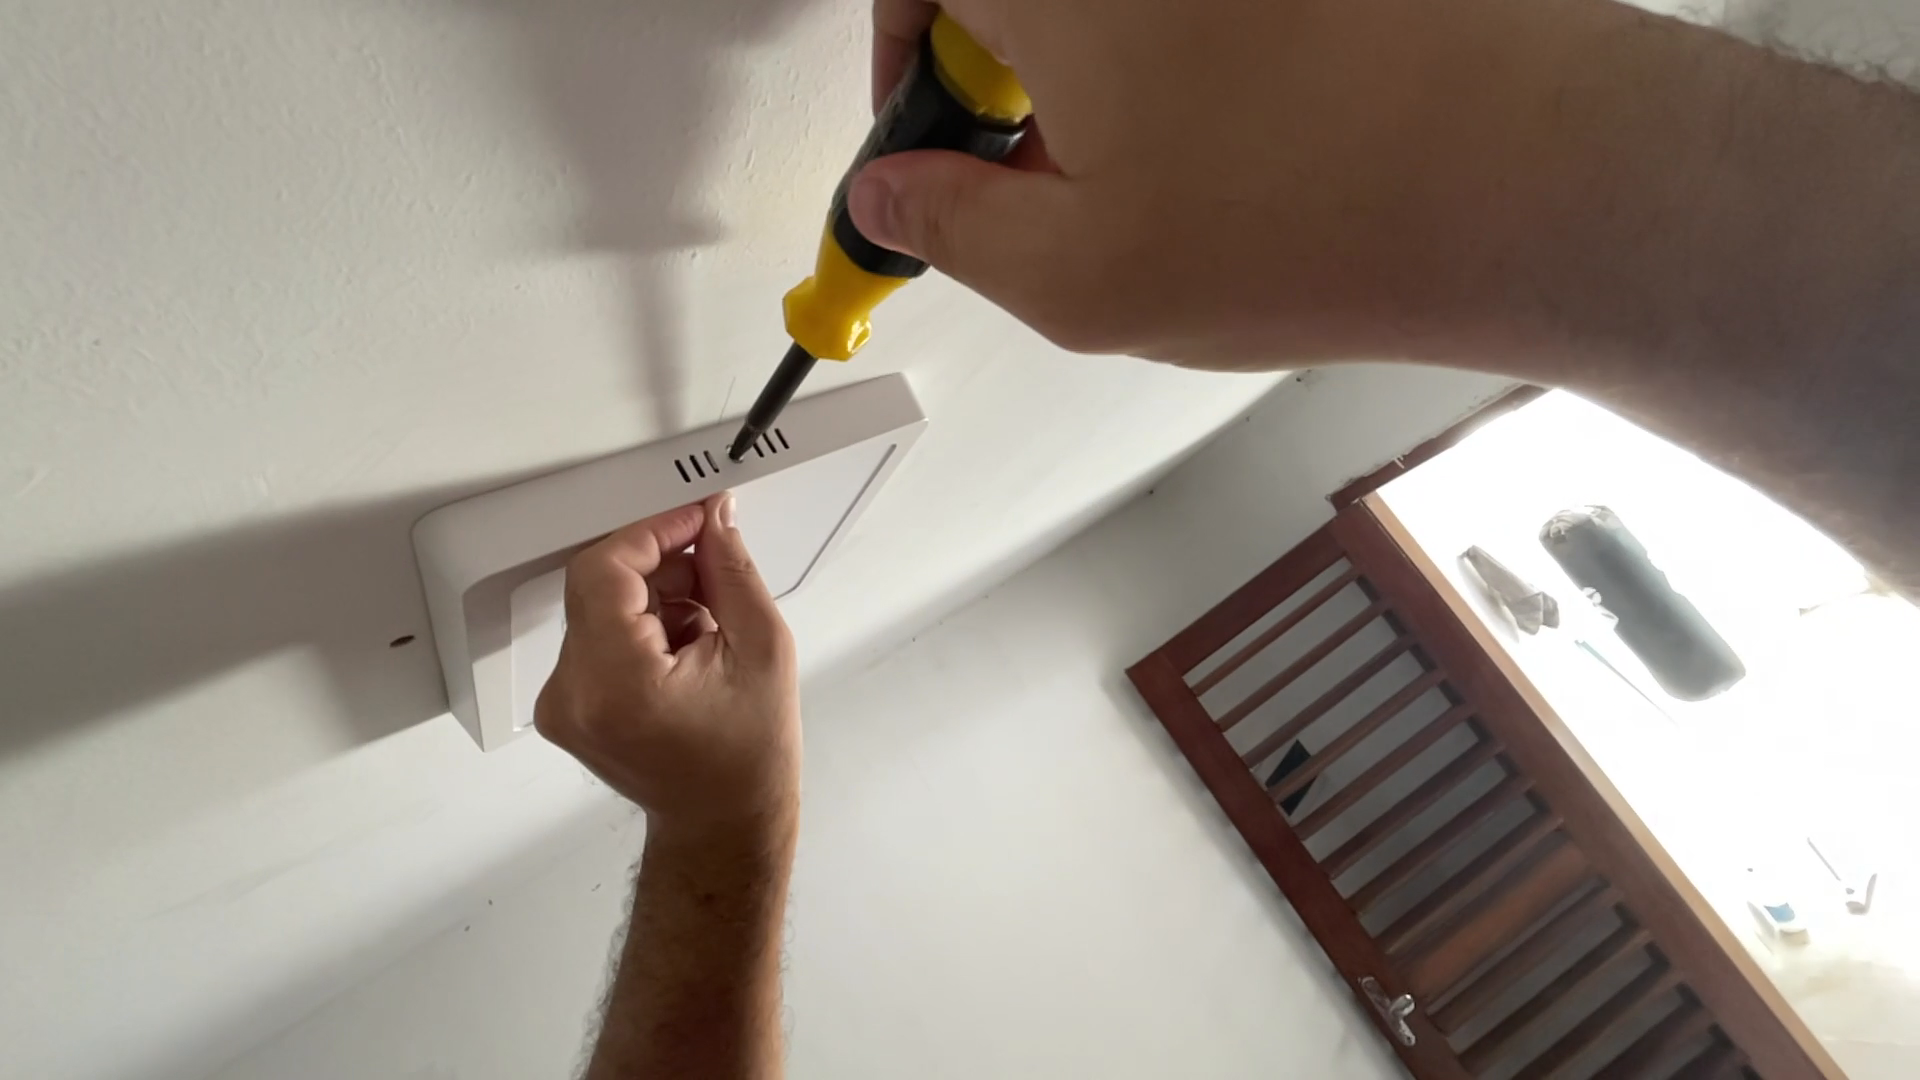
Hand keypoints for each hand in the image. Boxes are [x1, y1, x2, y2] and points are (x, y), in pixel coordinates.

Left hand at [536, 494, 800, 842]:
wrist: (723, 819)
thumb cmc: (750, 752)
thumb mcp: (764, 649)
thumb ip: (734, 573)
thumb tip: (717, 519)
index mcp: (618, 682)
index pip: (604, 570)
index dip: (652, 531)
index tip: (695, 520)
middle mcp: (573, 693)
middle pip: (602, 586)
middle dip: (665, 567)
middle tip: (720, 576)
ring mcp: (564, 702)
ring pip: (603, 606)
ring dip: (659, 596)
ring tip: (713, 627)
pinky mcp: (569, 704)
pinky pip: (600, 634)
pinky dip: (646, 622)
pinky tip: (691, 646)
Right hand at [855, 0, 1714, 369]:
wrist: (1522, 189)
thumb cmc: (1286, 237)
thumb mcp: (1070, 279)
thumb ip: (946, 229)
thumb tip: (883, 197)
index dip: (901, 59)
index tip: (922, 141)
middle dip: (992, 72)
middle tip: (1028, 175)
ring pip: (1095, 15)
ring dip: (1077, 74)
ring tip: (1125, 171)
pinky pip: (1174, 18)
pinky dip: (1151, 57)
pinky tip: (1198, 133)